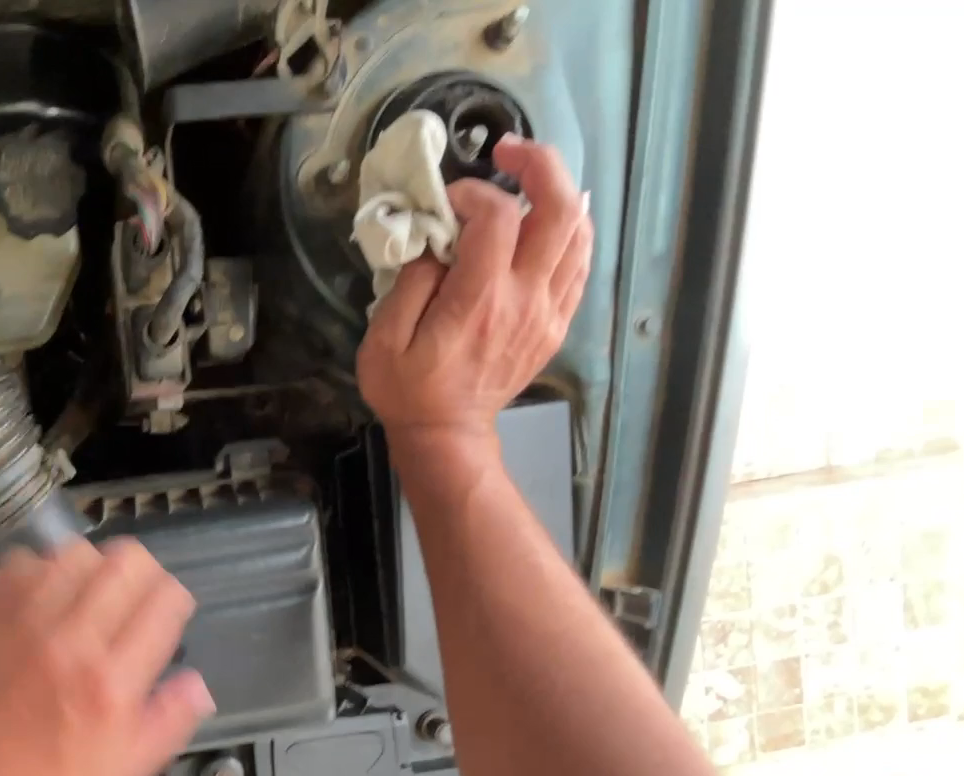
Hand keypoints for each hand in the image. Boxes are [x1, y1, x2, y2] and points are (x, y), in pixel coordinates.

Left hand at [0, 538, 213, 775]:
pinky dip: (38, 571)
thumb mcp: (127, 769)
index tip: (168, 609)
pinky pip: (21, 561)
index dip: (175, 600)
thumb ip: (171, 720)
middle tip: (134, 595)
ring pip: (75, 552)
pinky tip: (43, 598)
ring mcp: (23, 622)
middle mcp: (70, 641)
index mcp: (111, 682)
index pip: (165, 601)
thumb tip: (197, 684)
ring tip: (88, 594)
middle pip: (125, 562)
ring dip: (91, 567)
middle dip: (142, 573)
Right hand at [357, 134, 592, 439]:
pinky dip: (570, 232)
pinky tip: (549, 222)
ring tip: (528, 184)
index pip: (496, 218)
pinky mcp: (555, 324)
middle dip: (539, 166)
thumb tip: (434, 245)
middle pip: (560, 210)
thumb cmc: (406, 391)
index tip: (446, 200)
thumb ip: (409, 285)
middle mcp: (525, 299)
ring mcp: (547, 312)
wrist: (446, 435)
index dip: (472, 192)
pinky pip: (580, 264)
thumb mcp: (383, 342)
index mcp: (479, 301)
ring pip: (580, 232)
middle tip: (509, 152)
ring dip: (558, 194)